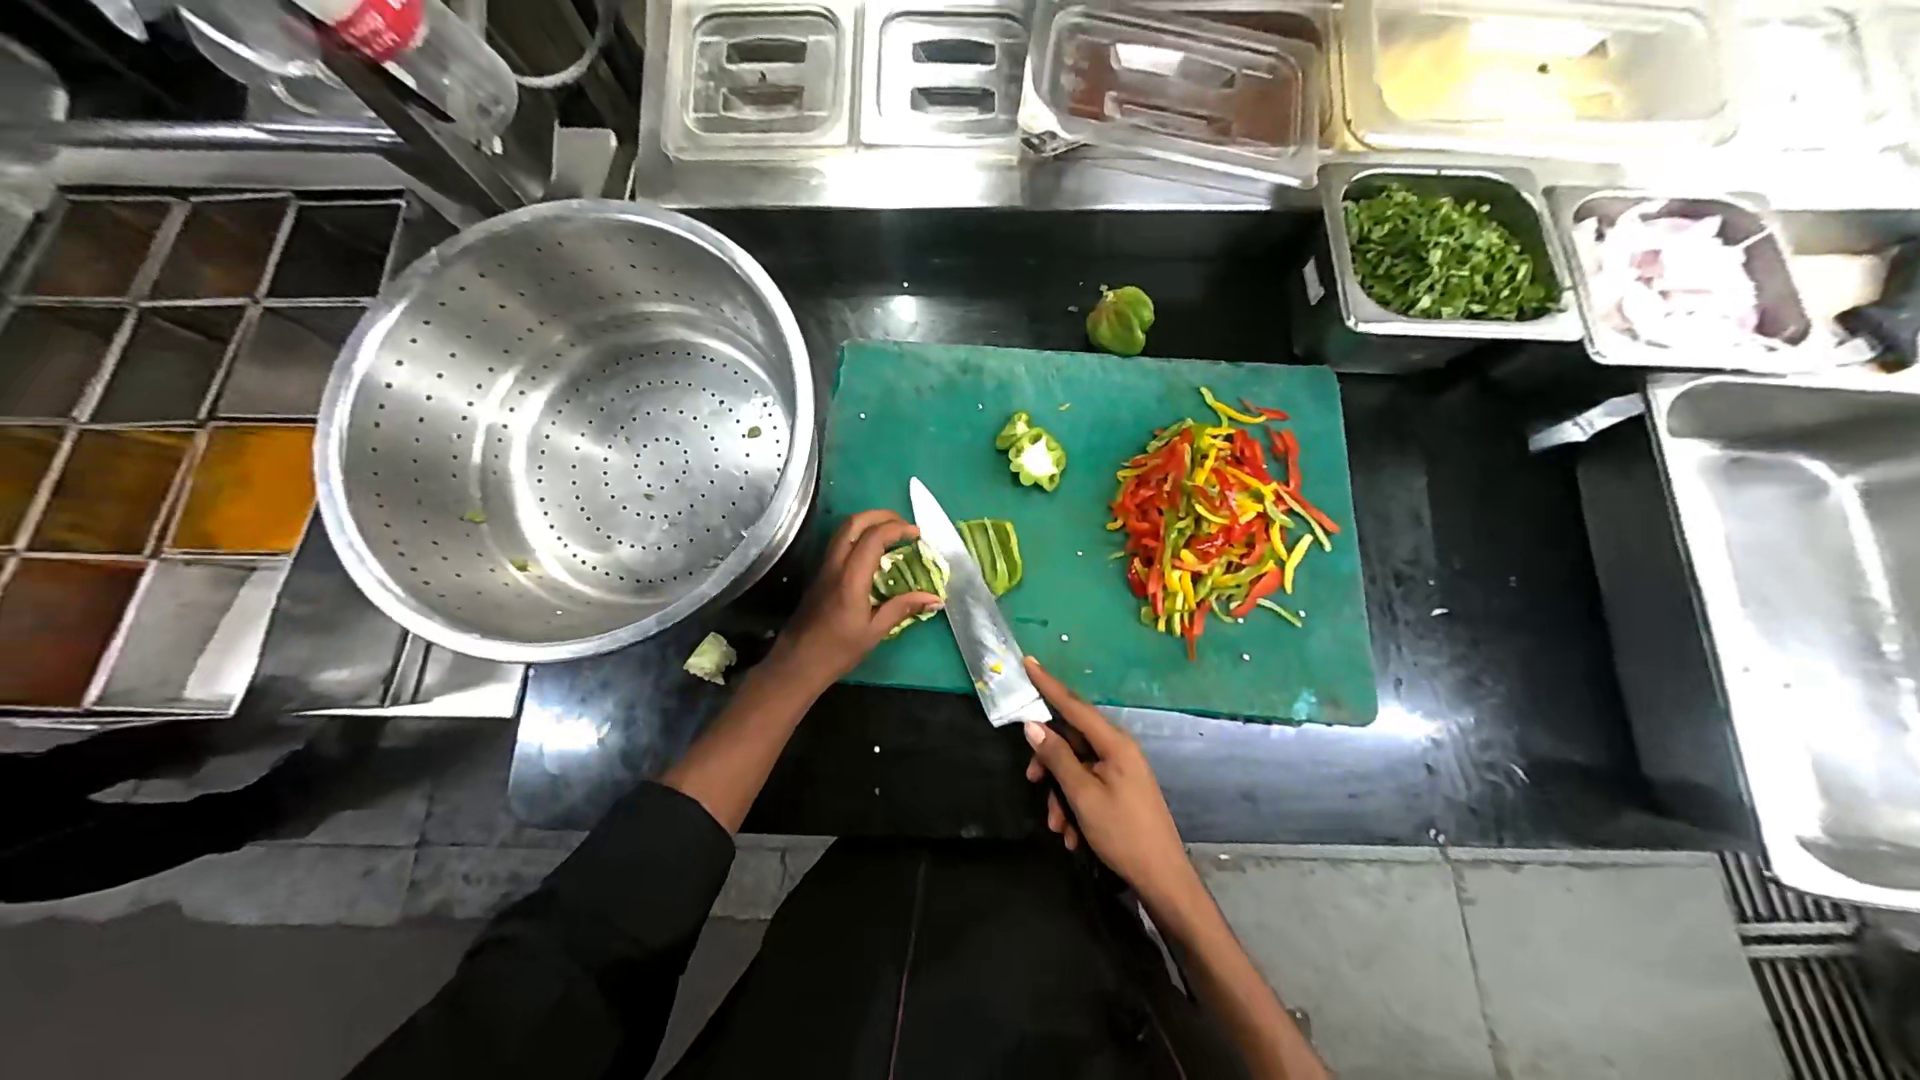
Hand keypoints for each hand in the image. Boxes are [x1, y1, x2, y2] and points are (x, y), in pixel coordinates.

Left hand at [770, 510, 942, 689]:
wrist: (797, 663)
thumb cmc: (837, 651)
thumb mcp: (875, 632)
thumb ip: (903, 608)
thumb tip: (934, 598)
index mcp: (851, 578)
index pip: (873, 537)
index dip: (897, 529)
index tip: (917, 534)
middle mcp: (835, 565)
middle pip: (854, 522)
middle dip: (882, 516)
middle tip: (904, 525)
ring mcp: (824, 568)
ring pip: (844, 530)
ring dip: (869, 523)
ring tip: (892, 534)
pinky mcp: (820, 575)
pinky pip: (840, 544)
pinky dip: (860, 537)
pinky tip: (875, 554)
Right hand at [1022, 657, 1199, 908]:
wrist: (1162, 878)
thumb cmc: (1122, 833)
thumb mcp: (1082, 795)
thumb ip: (1057, 757)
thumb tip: (1032, 725)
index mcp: (1113, 743)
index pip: (1073, 705)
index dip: (1048, 684)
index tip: (1028, 662)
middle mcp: (1117, 749)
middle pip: (1070, 740)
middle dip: (1049, 764)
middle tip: (1031, 781)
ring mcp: (1120, 769)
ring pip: (1075, 767)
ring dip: (1060, 793)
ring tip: (1059, 827)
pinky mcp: (1119, 788)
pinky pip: (1086, 784)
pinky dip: (1073, 805)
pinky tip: (1072, 835)